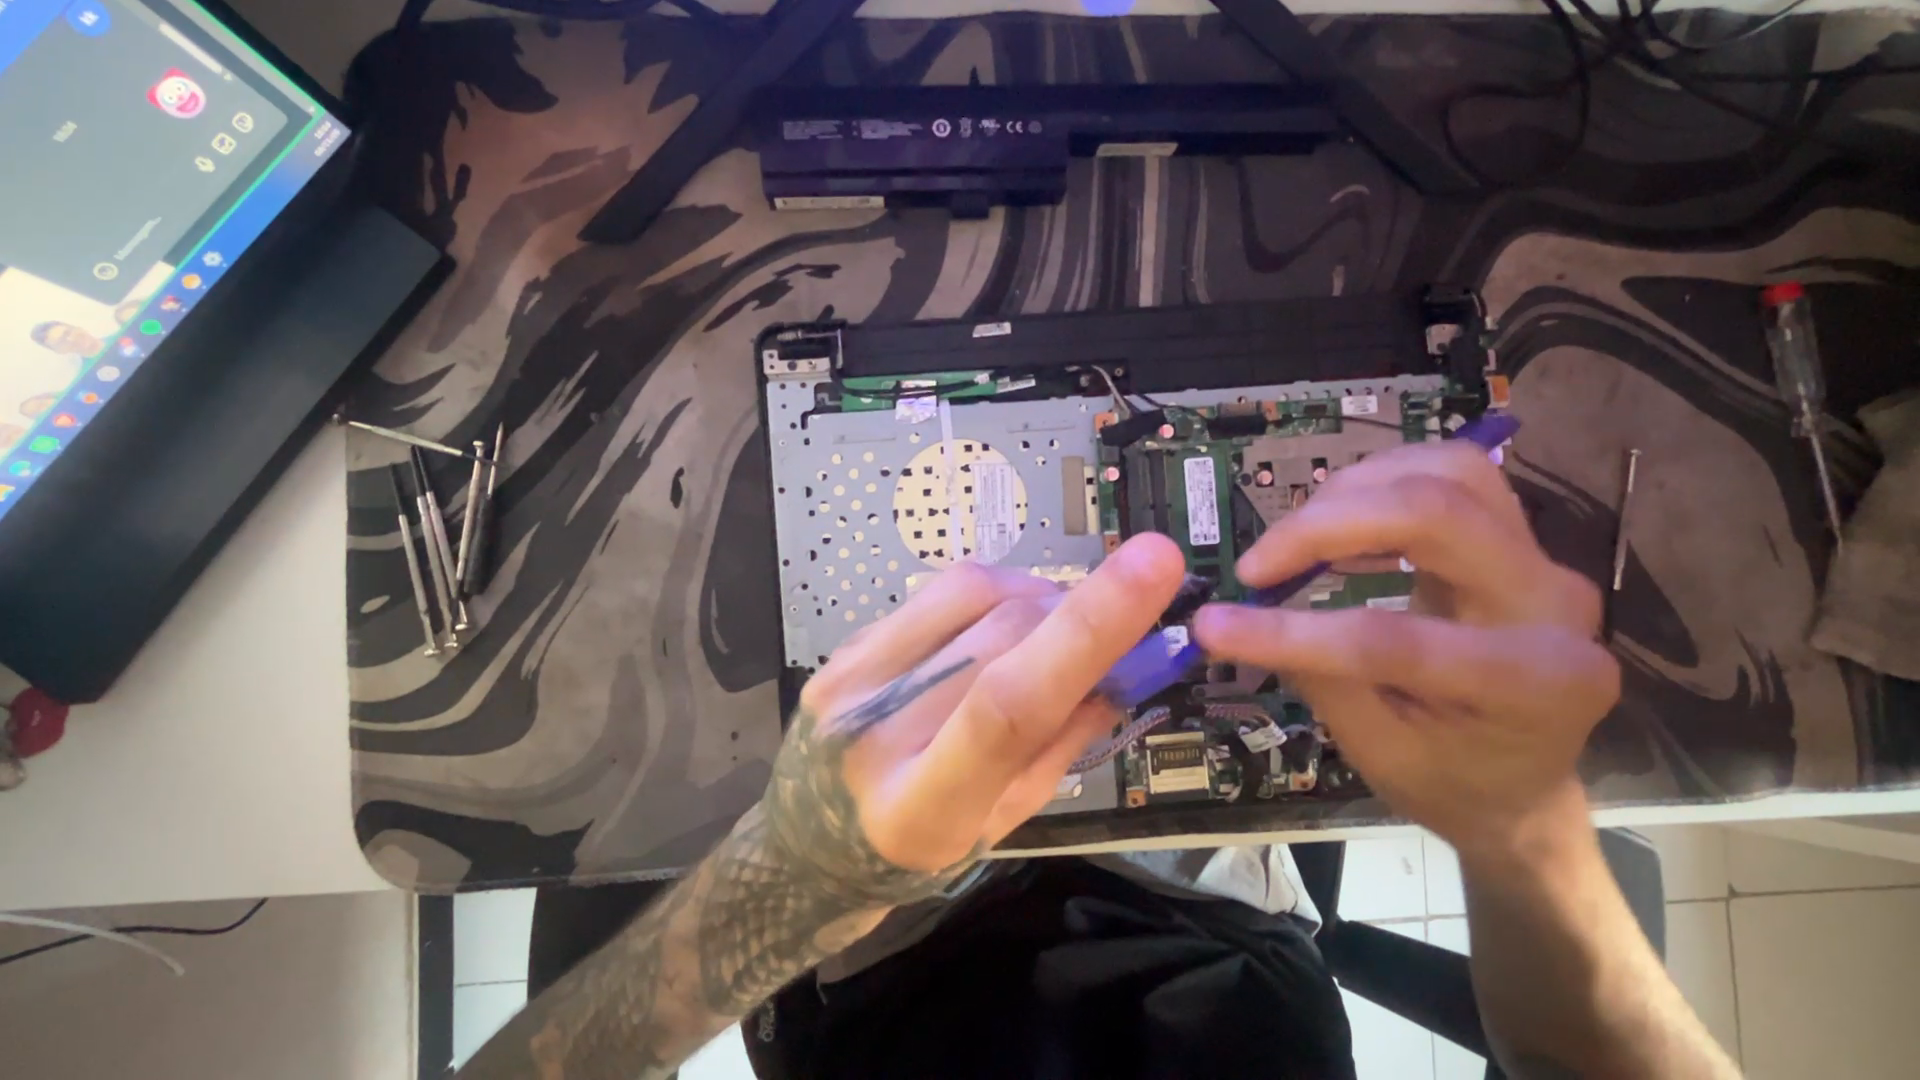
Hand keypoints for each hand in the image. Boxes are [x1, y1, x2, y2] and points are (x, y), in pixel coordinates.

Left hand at [762, 534, 1185, 908]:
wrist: (808, 841)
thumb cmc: (916, 852)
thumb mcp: (1002, 822)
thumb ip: (1063, 742)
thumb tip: (1128, 660)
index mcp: (922, 808)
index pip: (1009, 704)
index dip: (1089, 628)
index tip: (1156, 563)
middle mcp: (874, 732)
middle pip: (1001, 635)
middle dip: (1075, 615)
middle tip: (1116, 628)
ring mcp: (850, 680)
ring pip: (972, 591)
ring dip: (1037, 597)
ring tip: (1051, 631)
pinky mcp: (846, 645)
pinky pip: (941, 588)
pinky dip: (997, 591)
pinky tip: (1005, 620)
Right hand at [1192, 443, 1619, 857]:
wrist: (1519, 781)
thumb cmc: (1449, 778)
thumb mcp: (1377, 749)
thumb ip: (1316, 678)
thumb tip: (1230, 621)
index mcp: (1537, 683)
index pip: (1395, 639)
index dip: (1294, 630)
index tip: (1211, 627)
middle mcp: (1555, 602)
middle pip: (1438, 511)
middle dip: (1326, 525)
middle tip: (1255, 567)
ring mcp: (1541, 558)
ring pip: (1448, 471)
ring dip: (1354, 492)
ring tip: (1298, 541)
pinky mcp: (1515, 537)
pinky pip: (1449, 473)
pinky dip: (1378, 486)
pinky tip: (1339, 526)